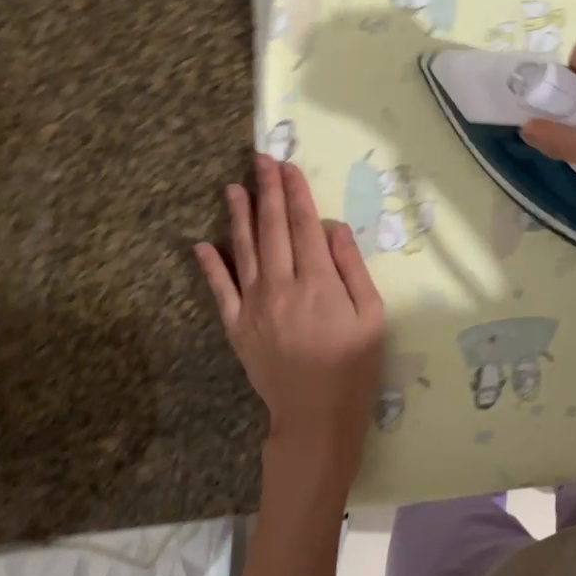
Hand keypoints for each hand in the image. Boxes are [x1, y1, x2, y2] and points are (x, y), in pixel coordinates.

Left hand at [195, 155, 384, 478]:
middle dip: (267, 191)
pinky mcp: (237, 326)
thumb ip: (353, 270)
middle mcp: (282, 286)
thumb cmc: (354, 366)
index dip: (296, 193)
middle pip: (272, 229)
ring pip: (244, 251)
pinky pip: (220, 290)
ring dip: (239, 216)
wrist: (316, 415)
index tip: (289, 166)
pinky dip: (210, 265)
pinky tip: (203, 243)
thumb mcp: (372, 316)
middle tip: (260, 159)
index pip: (304, 226)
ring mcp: (254, 306)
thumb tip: (334, 229)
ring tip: (233, 187)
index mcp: (319, 283)